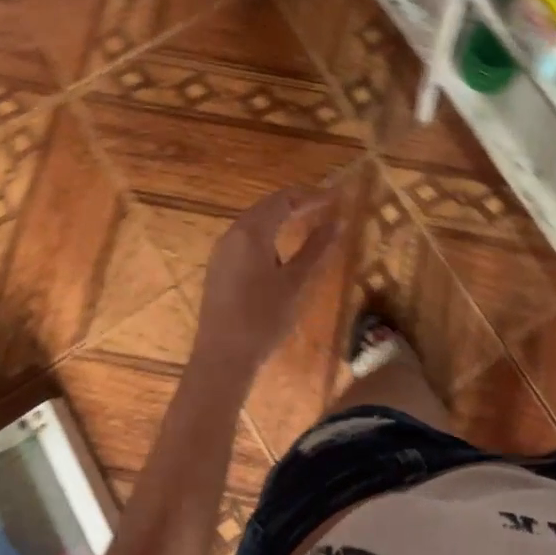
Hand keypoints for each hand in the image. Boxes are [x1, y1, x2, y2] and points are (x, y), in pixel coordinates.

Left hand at [192, 186, 343, 377]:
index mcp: (251, 232)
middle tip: (323, 208)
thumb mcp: (295, 282)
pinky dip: (265, 234)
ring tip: (305, 223)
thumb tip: (337, 221)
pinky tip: (279, 250)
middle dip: (294, 204)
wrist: (222, 358)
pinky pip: (244, 239)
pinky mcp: (218, 268)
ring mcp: (221, 252)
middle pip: (266, 207)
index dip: (309, 196)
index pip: (282, 200)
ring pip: (253, 222)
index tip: (334, 198)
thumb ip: (316, 248)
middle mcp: (231, 234)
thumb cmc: (263, 318)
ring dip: (279, 218)